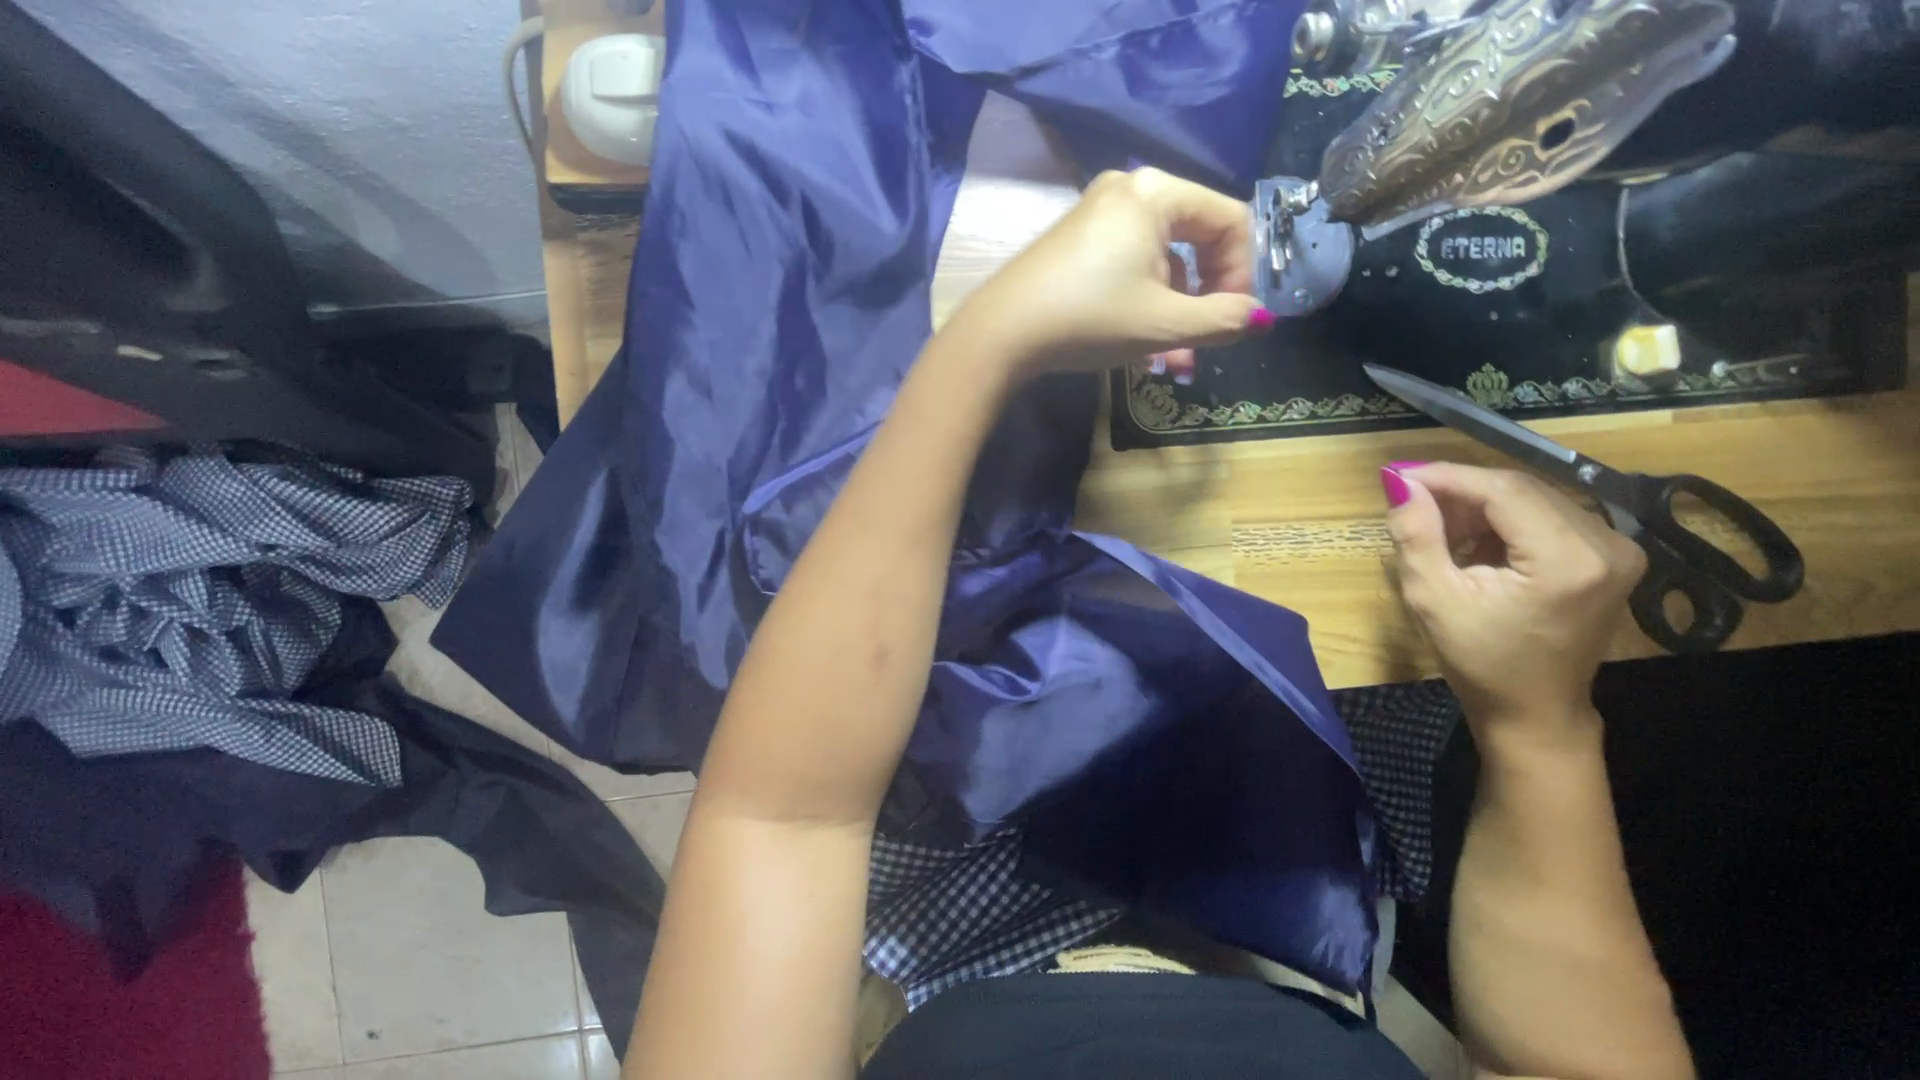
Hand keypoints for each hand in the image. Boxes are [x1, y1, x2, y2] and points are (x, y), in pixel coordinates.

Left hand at [943, 167, 1271, 378]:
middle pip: (1197, 239)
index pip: (1230, 220)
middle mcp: (1128, 191)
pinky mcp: (1076, 244)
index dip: (1244, 272)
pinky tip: (1147, 350)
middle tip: (1208, 343)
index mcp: (1155, 193)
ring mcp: (1097, 216)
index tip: (1236, 318)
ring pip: (1163, 261)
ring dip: (1178, 312)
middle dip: (1208, 299)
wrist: (1000, 334)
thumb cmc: (1091, 319)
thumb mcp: (1166, 324)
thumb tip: (1262, 319)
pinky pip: (1131, 266)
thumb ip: (1224, 320)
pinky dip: (1146, 304)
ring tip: (1177, 363)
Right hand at [1383, 462, 1647, 738]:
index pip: (1502, 490)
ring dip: (1481, 505)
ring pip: (1533, 498)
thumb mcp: (1434, 599)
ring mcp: (1616, 548)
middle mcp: (1606, 544)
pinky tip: (1474, 543)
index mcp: (1568, 559)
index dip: (1447, 476)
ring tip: (1439, 529)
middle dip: (1461, 491)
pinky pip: (1548, 515)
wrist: (1535, 709)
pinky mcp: (1612, 554)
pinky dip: (1505, 520)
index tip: (1399, 475)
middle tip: (1411, 503)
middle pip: (1520, 490)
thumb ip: (1417, 536)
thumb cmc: (1480, 662)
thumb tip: (1401, 483)